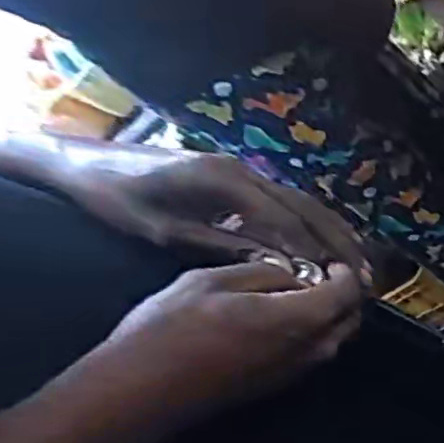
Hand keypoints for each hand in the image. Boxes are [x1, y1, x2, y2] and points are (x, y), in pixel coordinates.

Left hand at [57, 153, 376, 282]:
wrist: (77, 161)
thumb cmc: (116, 200)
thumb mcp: (165, 231)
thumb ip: (225, 245)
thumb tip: (280, 266)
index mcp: (223, 182)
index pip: (286, 221)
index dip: (315, 252)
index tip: (339, 281)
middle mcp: (243, 172)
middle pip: (308, 209)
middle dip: (340, 244)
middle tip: (366, 277)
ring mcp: (245, 171)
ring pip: (307, 203)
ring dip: (338, 234)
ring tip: (361, 264)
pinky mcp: (242, 177)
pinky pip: (293, 201)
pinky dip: (320, 225)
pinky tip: (335, 244)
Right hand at [85, 261, 366, 427]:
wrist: (149, 389)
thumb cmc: (173, 329)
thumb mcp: (211, 282)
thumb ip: (263, 275)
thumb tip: (292, 276)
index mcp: (303, 318)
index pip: (348, 293)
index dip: (346, 275)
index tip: (332, 263)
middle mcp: (316, 347)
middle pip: (351, 318)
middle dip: (345, 295)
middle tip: (322, 276)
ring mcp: (304, 368)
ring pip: (337, 336)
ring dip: (331, 314)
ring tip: (303, 293)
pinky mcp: (288, 381)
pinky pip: (318, 350)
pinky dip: (316, 331)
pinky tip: (287, 317)